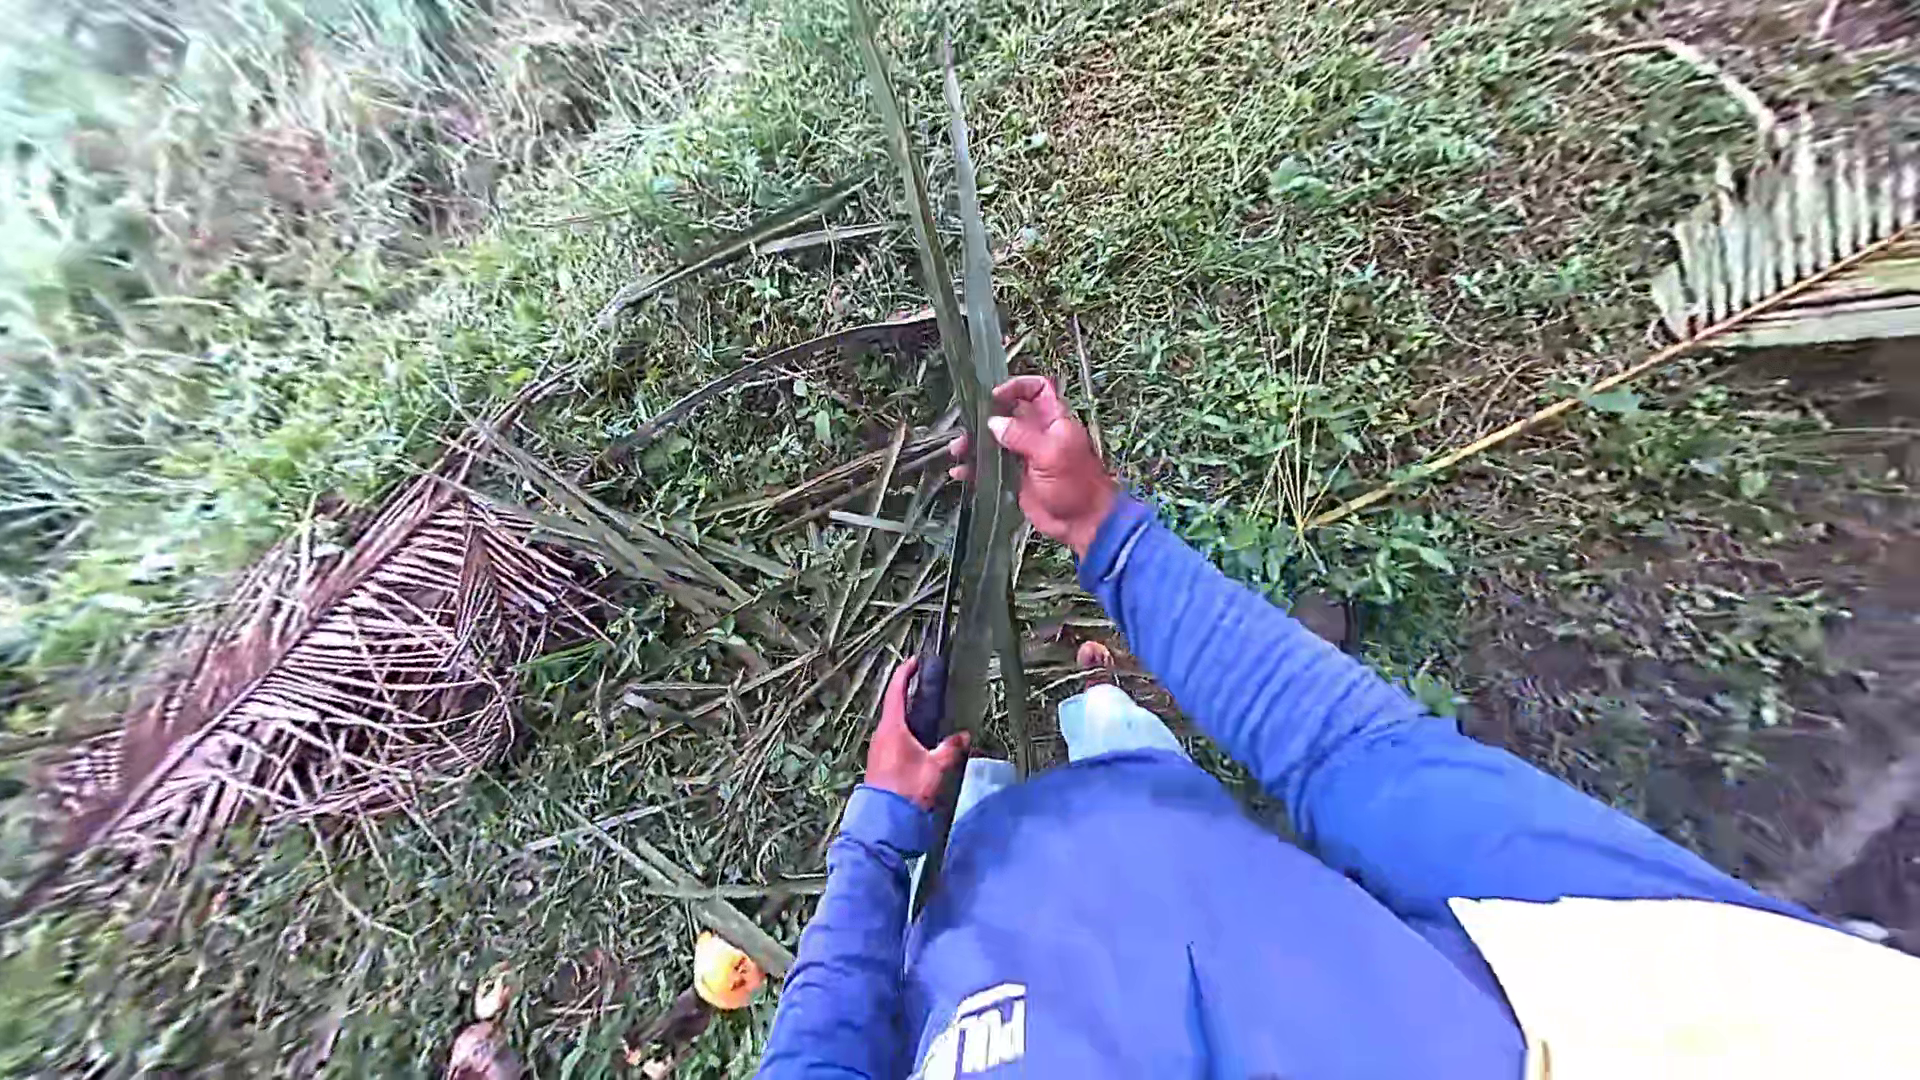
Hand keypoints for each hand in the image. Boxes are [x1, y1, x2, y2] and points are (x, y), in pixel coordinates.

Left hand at [865, 657, 968, 809]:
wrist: (885, 825)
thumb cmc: (909, 790)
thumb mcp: (936, 768)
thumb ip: (951, 749)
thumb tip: (962, 736)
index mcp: (892, 728)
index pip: (896, 691)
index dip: (905, 673)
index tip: (914, 660)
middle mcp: (881, 734)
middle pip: (895, 706)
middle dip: (909, 693)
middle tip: (926, 684)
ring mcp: (879, 749)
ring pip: (895, 724)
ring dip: (909, 714)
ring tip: (928, 711)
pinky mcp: (881, 763)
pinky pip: (894, 738)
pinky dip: (906, 731)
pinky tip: (920, 739)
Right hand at [949, 376, 1116, 557]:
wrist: (1082, 522)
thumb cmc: (1076, 485)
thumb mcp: (1051, 454)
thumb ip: (1022, 436)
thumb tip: (994, 423)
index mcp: (1053, 421)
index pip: (1037, 390)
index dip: (1017, 387)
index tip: (995, 396)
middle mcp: (1037, 435)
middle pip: (1008, 415)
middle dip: (986, 417)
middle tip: (969, 427)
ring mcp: (1024, 457)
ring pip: (994, 441)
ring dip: (975, 443)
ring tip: (959, 451)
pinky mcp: (1014, 478)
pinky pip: (990, 468)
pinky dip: (974, 469)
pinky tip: (961, 472)